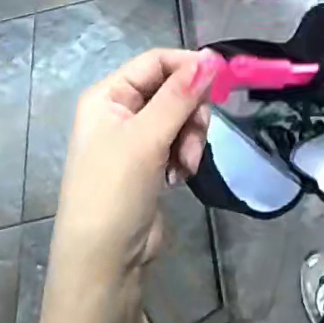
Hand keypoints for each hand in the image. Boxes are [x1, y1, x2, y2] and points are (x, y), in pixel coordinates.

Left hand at [51, 49, 214, 278]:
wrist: (103, 265)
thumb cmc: (115, 192)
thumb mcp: (147, 138)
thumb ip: (180, 95)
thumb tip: (211, 57)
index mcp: (107, 95)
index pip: (156, 61)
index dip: (188, 67)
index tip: (220, 82)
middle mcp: (119, 110)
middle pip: (172, 88)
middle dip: (191, 111)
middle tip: (197, 136)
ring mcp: (134, 138)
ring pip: (180, 116)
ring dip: (191, 137)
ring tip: (185, 165)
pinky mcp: (149, 162)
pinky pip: (178, 141)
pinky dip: (185, 155)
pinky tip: (179, 178)